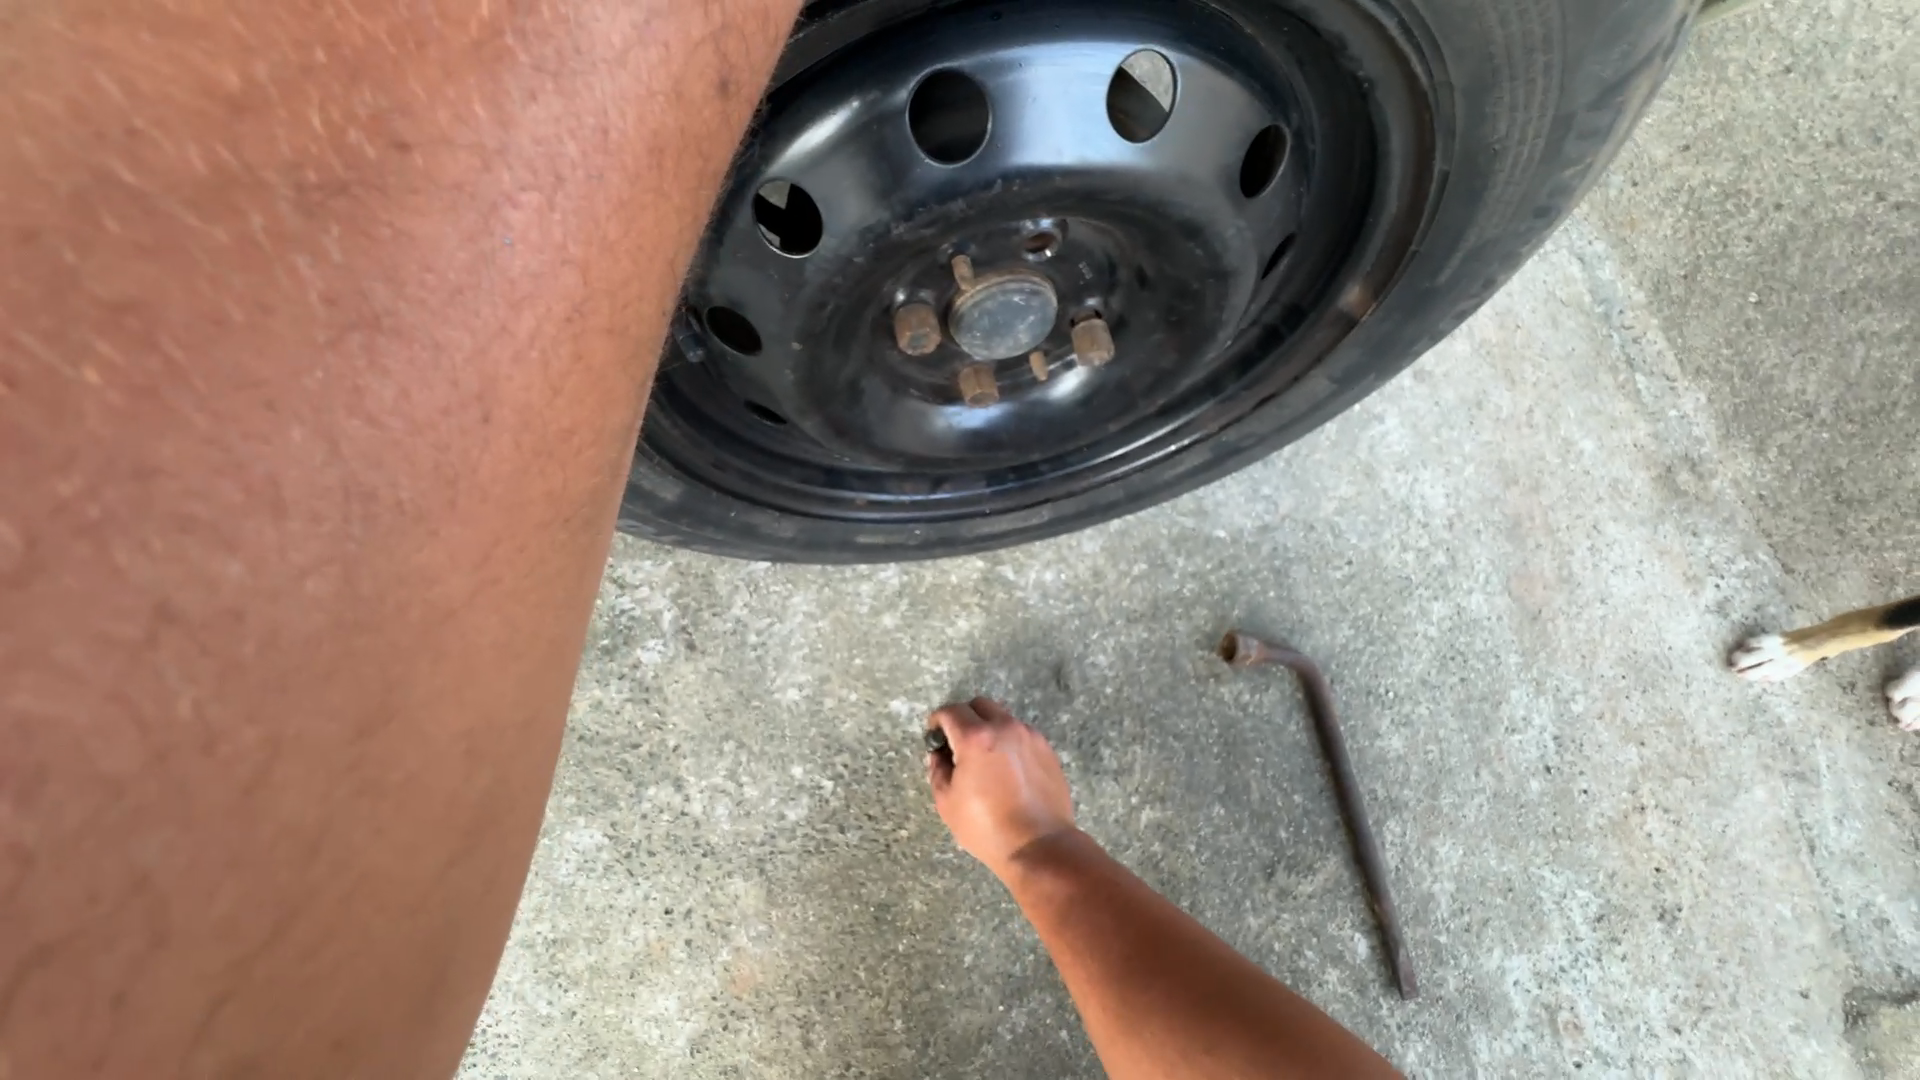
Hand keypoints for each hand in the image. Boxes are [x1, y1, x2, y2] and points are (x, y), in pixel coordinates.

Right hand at [926, 698, 1076, 878]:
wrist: (1039, 846)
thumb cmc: (986, 827)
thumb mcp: (947, 801)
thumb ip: (938, 769)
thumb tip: (939, 754)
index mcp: (976, 737)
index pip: (951, 711)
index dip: (937, 721)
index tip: (935, 737)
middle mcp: (1005, 727)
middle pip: (979, 706)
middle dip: (964, 719)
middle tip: (958, 745)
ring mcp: (1030, 736)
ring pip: (1003, 718)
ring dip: (989, 729)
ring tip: (986, 760)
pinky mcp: (1047, 749)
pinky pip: (1021, 735)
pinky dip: (1009, 743)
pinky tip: (1008, 771)